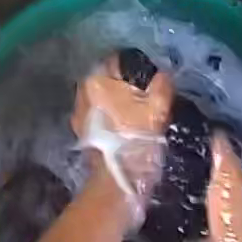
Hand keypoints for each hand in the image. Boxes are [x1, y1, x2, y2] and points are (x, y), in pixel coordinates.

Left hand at [71, 55, 172, 219]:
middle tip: (146, 95)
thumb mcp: (158, 108)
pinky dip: (110, 116)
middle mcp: (82, 92)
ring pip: (103, 97)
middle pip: (109, 78)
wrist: (117, 181)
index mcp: (97, 80)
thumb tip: (163, 73)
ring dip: (117, 100)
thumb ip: (162, 83)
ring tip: (137, 112)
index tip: (150, 79)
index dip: (137, 66)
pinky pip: (98, 114)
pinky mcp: (81, 132)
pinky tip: (126, 126)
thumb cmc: (136, 139)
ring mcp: (78, 113)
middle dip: (126, 84)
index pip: (118, 59)